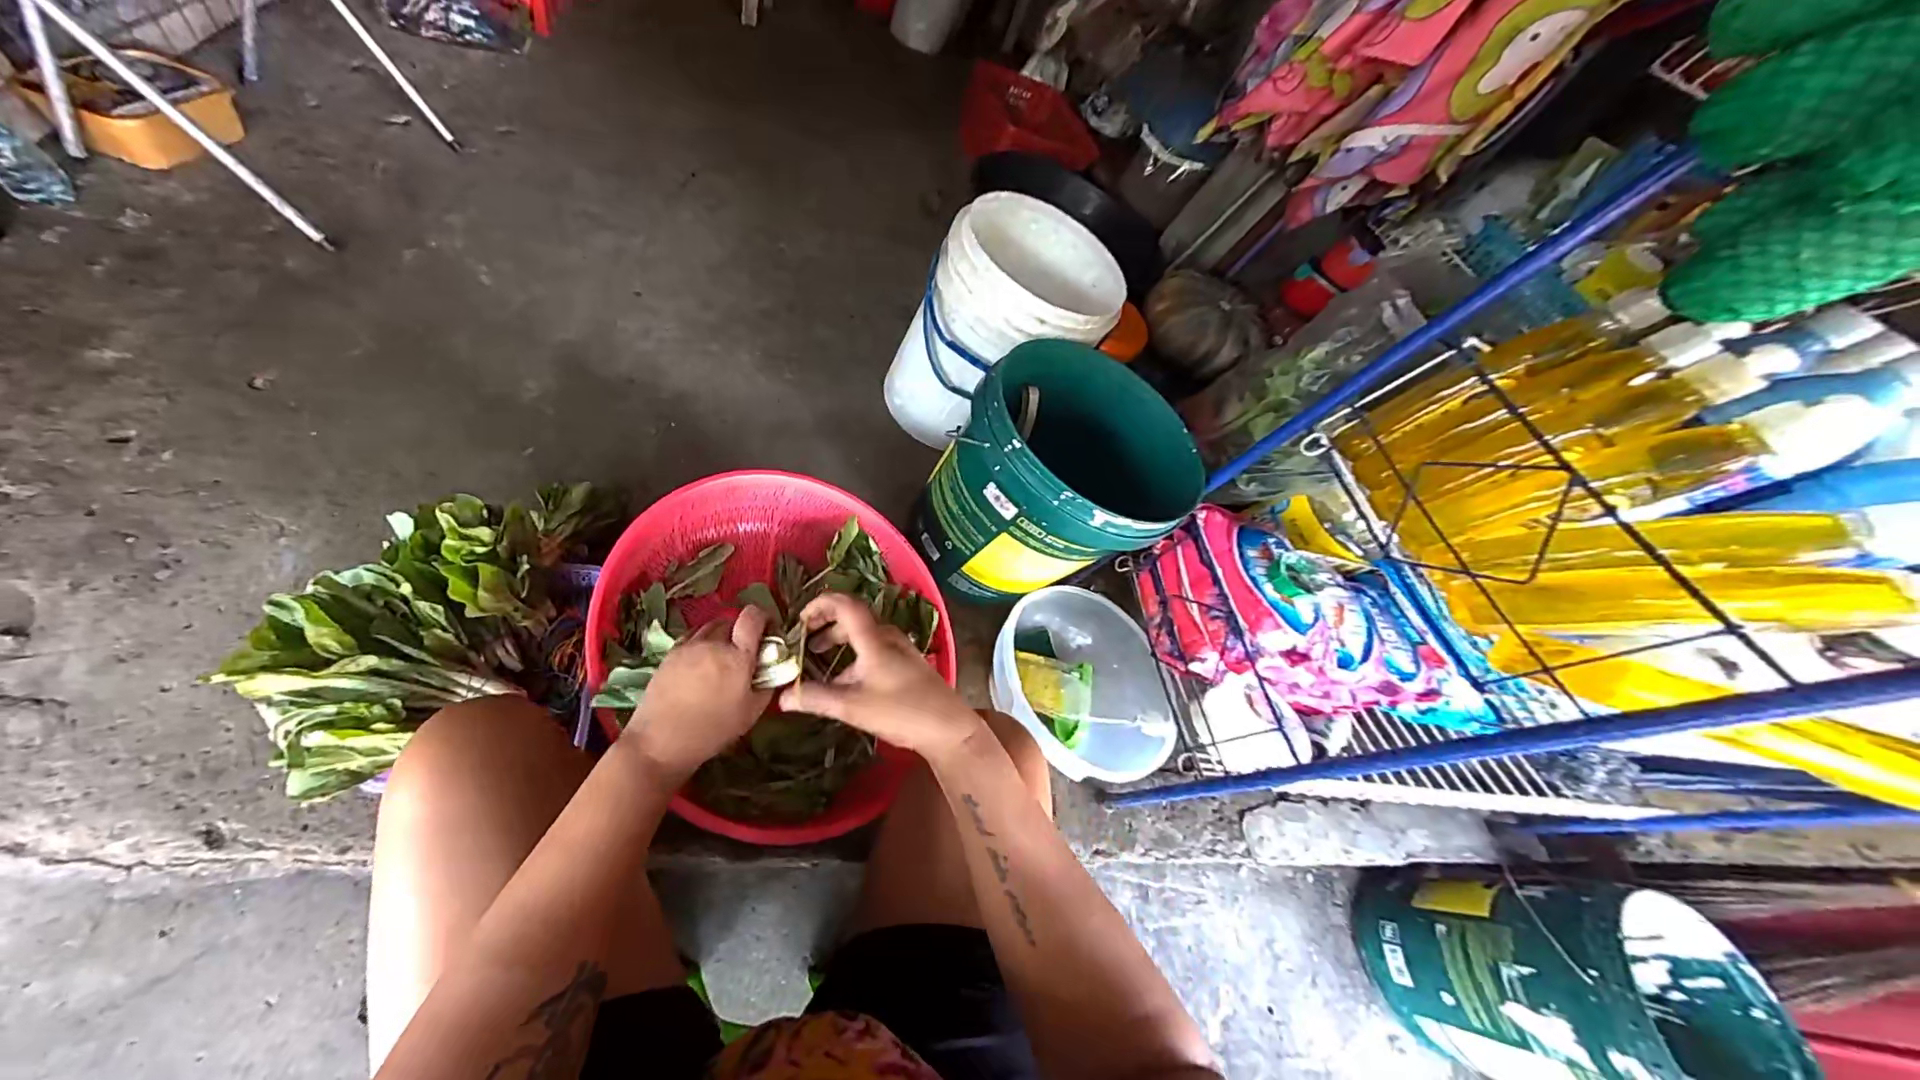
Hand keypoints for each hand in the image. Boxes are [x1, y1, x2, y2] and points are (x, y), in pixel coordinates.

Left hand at [625, 606, 771, 782]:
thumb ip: (768, 684)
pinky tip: (701, 664)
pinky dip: (702, 643)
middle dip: (741, 630)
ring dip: (721, 635)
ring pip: (710, 627)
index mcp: (737, 656)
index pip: (753, 616)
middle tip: (744, 652)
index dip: (763, 618)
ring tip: (722, 657)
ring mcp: (688, 647)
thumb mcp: (751, 712)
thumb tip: (776, 668)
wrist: (661, 742)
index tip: (767, 632)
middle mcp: (713, 643)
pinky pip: (692, 638)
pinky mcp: (670, 654)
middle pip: (731, 620)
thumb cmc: (713, 730)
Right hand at [778, 593, 982, 760]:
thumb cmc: (901, 711)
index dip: (819, 604)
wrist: (949, 728)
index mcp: (874, 639)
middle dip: (826, 625)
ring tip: (821, 658)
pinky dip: (856, 655)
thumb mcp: (852, 707)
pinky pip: (876, 649)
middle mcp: (888, 637)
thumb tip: (782, 697)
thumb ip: (816, 698)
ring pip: (865, 635)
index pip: (844, 604)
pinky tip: (847, 680)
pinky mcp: (909, 664)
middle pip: (853, 618)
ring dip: (841, 641)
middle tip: (806, 640)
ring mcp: (902, 650)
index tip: (800, 619)